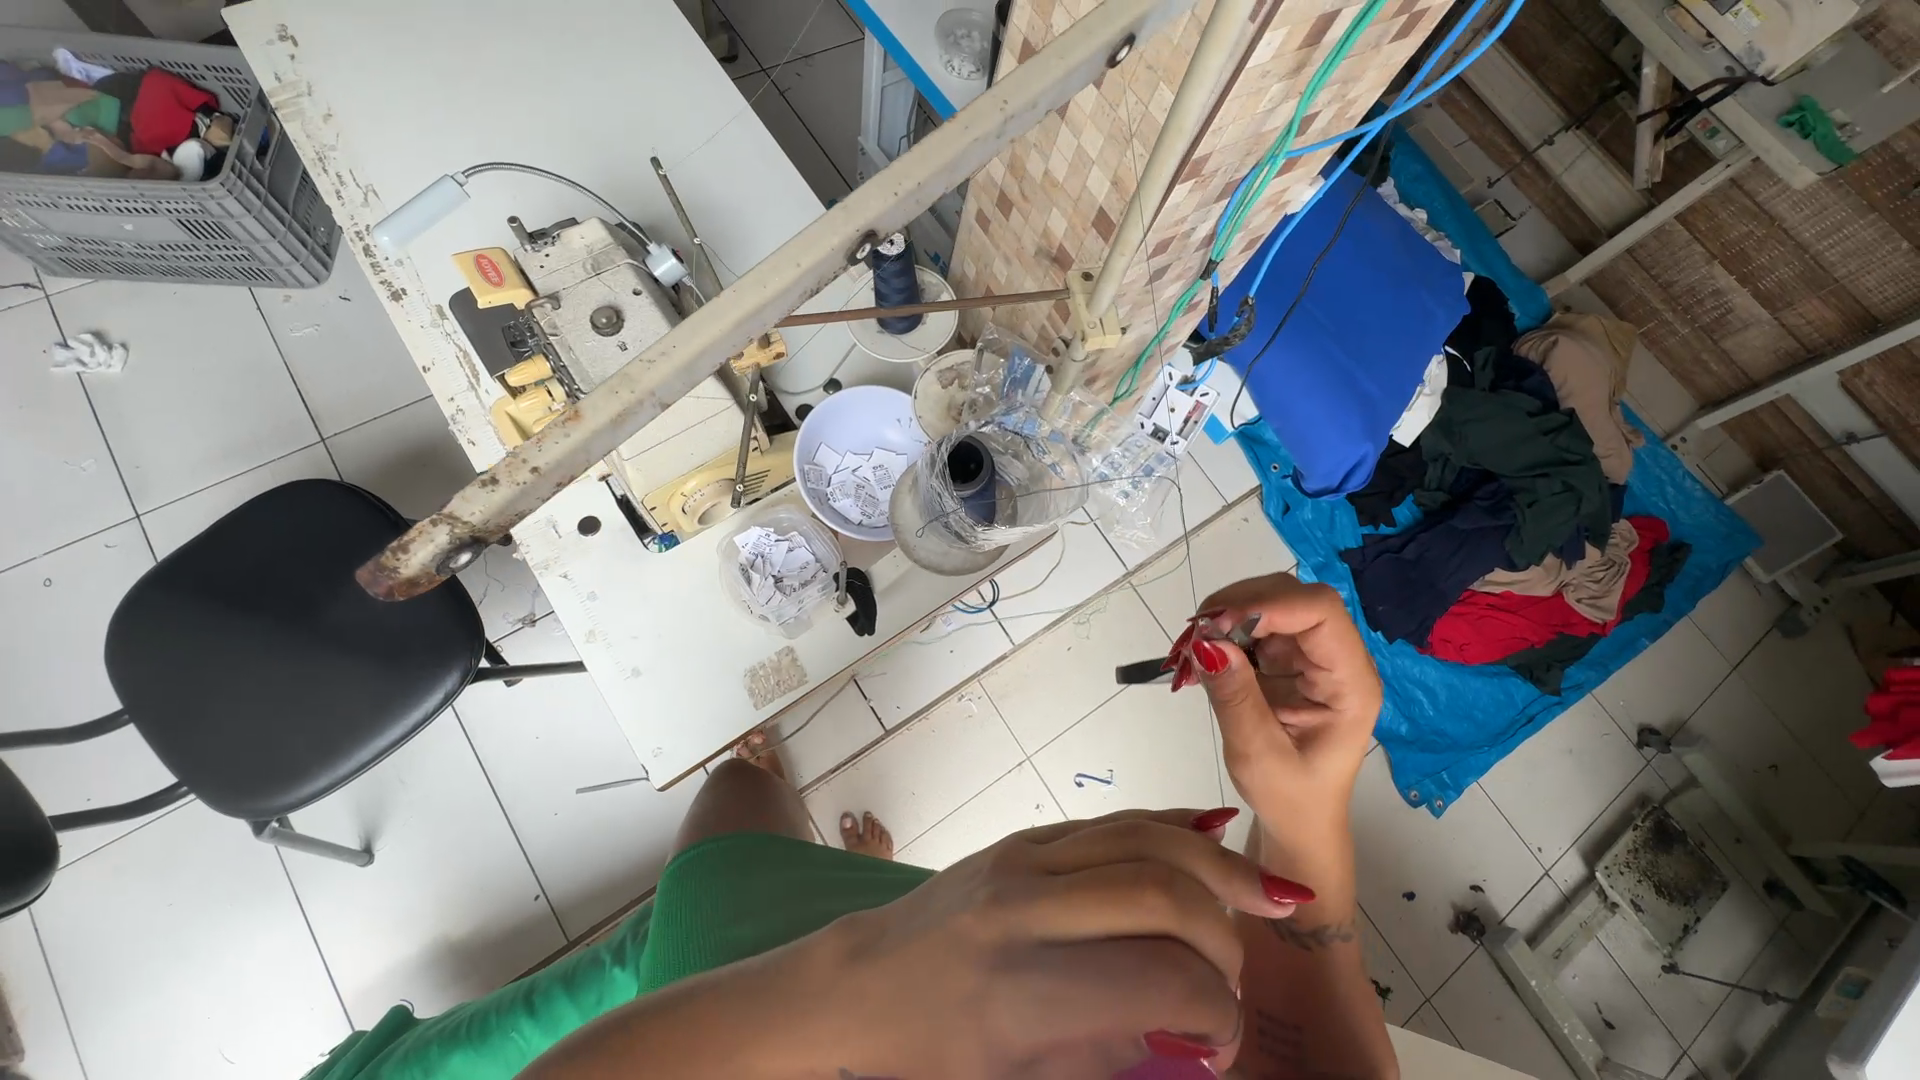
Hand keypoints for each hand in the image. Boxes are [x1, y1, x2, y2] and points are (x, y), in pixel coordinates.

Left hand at [817, 808, 1312, 1077]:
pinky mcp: (1020, 837)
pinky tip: (1211, 837)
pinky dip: (1169, 828)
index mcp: (1020, 991)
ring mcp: (1019, 859)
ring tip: (1262, 896)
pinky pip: (1109, 821)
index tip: (1220, 1041)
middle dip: (1224, 937)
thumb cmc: (935, 1053)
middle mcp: (1023, 909)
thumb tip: (1194, 1021)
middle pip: (1163, 892)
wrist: (862, 981)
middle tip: (1232, 976)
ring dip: (1213, 864)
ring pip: (1142, 836)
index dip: (1218, 1012)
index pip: (1160, 980)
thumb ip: (1115, 1049)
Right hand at [1183, 574, 1380, 845]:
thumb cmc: (1289, 799)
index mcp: (1350, 682)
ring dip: (1225, 616)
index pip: (1320, 611)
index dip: (1268, 604)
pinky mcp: (1287, 661)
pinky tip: (1202, 658)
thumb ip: (1235, 696)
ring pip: (1269, 604)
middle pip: (1293, 597)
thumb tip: (1206, 642)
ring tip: (1192, 649)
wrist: (1298, 823)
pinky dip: (1222, 632)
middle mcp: (1337, 659)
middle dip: (1239, 605)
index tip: (1215, 625)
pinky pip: (1254, 626)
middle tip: (1194, 637)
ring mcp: (1311, 657)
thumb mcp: (1257, 754)